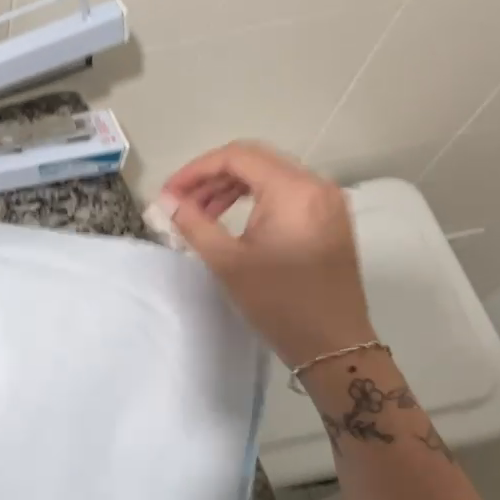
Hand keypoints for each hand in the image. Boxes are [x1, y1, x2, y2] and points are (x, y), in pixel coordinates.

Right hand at [160, 140, 374, 366]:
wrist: (332, 342)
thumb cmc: (278, 302)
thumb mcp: (227, 262)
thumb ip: (193, 224)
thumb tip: (167, 202)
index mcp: (293, 190)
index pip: (236, 157)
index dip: (195, 170)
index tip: (168, 194)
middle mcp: (316, 185)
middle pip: (254, 160)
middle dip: (210, 177)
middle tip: (179, 203)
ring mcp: (327, 200)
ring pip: (269, 175)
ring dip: (230, 188)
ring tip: (200, 215)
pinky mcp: (329, 217)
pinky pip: (286, 192)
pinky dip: (253, 198)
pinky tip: (231, 221)